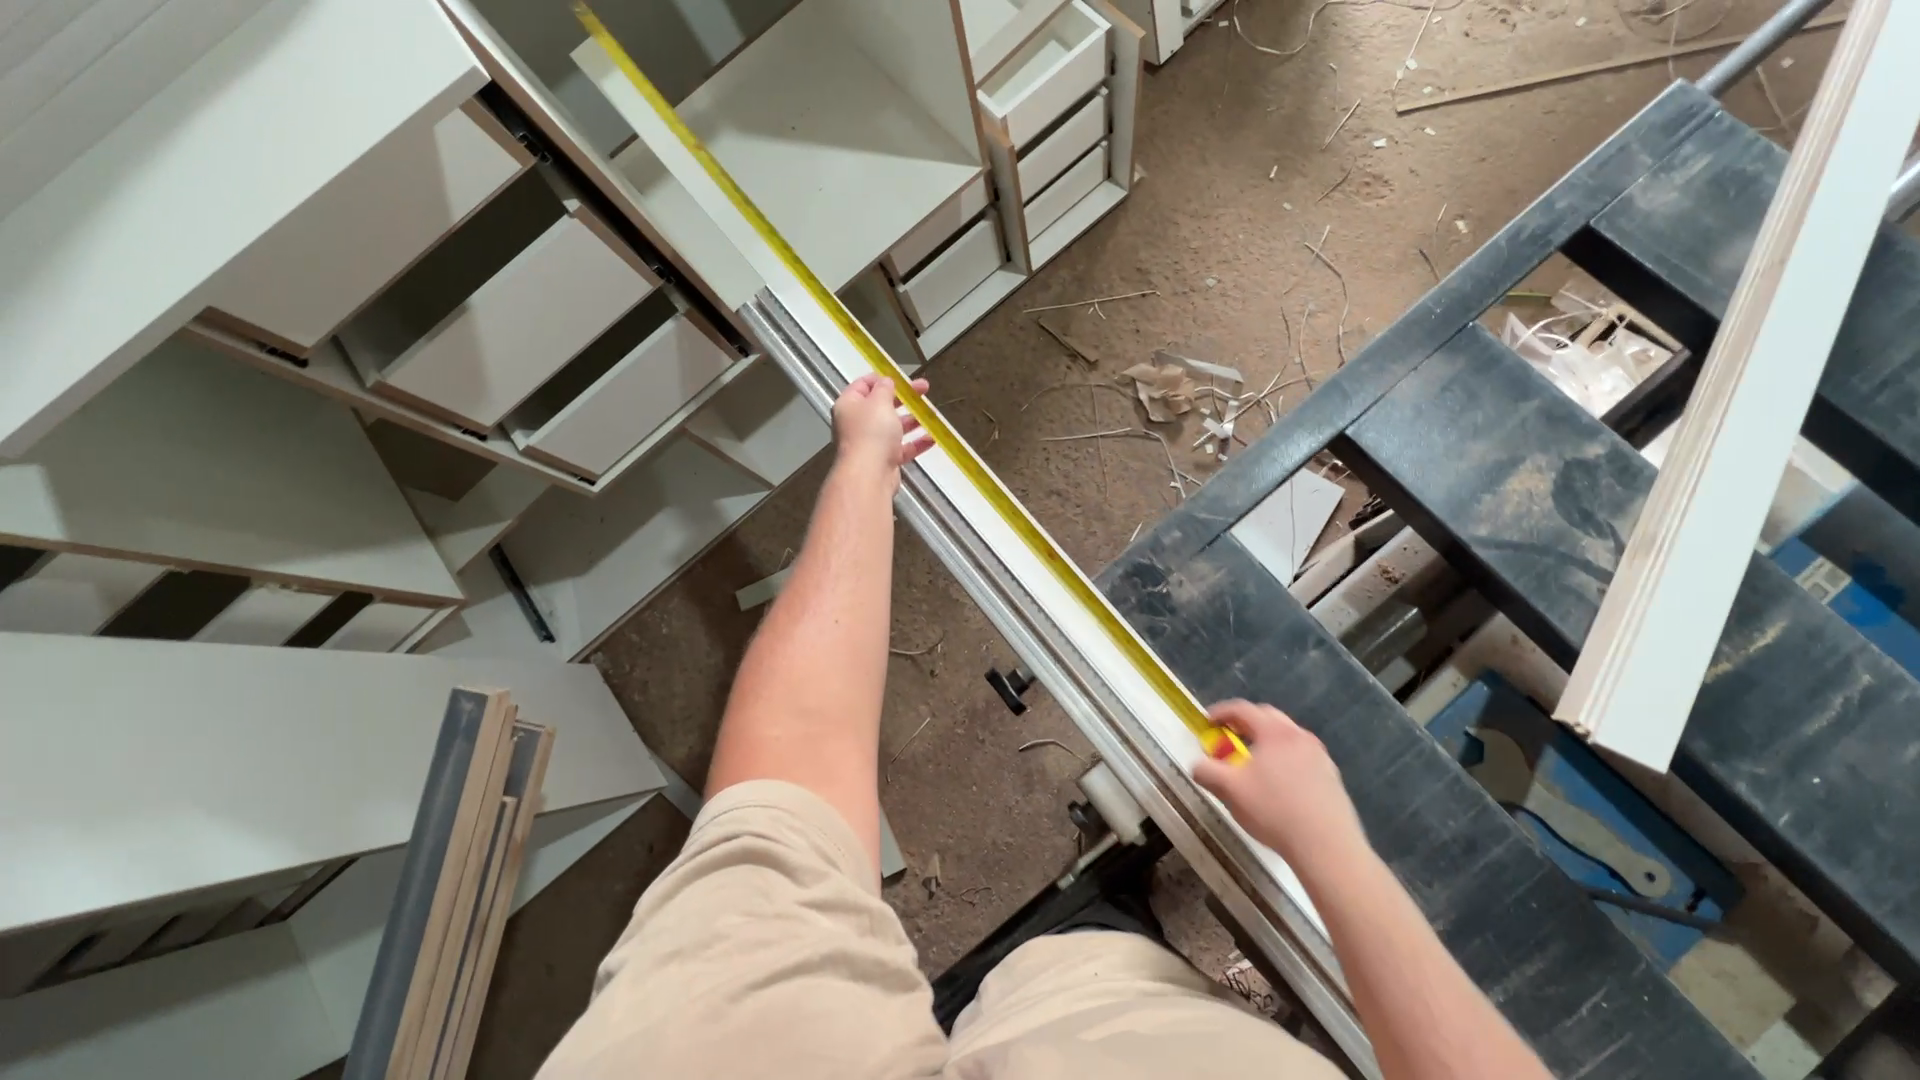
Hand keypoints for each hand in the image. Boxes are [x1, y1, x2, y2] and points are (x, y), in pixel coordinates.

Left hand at [833, 374, 934, 476]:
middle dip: (903, 397)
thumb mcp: (879, 401)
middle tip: (924, 389)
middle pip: (881, 405)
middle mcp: (857, 423)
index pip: (862, 385)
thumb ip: (884, 388)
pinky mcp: (884, 461)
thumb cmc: (871, 431)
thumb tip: (886, 382)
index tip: (900, 377)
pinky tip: (933, 437)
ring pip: (893, 427)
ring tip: (931, 413)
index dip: (881, 378)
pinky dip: (916, 442)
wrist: (869, 475)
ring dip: (911, 420)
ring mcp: (870, 443)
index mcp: (849, 405)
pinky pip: (902, 448)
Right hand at [1192, 700, 1367, 869]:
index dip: (1221, 712)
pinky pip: (1302, 757)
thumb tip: (1197, 765)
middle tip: (1228, 737)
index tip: (1207, 722)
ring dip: (1266, 741)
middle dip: (1245, 723)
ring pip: (1288, 737)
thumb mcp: (1229, 791)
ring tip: (1254, 763)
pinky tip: (1280, 785)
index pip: (1243, 709)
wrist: (1327, 846)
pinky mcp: (1332, 777)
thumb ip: (1207, 772)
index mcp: (1274, 733)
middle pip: (1269, 717)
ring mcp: (1320, 756)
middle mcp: (1300, 737)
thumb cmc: (1274, 811)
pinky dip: (1285, 759)